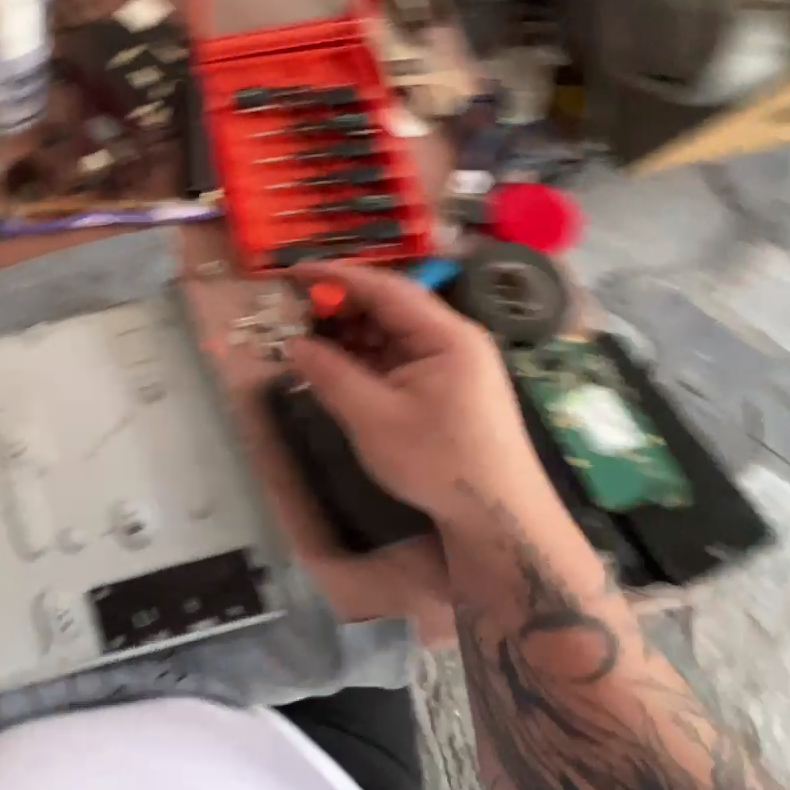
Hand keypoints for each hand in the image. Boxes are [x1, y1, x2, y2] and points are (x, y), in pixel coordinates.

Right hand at [284, 262, 548, 524]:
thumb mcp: (373, 416)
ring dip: (346, 335)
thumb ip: (329, 373)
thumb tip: (291, 344)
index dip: (336, 276)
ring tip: (306, 344)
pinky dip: (360, 357)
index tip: (293, 271)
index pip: (385, 288)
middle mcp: (450, 340)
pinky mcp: (441, 385)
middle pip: (386, 306)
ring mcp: (448, 363)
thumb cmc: (438, 462)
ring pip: (387, 332)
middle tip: (292, 316)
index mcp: (446, 336)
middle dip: (338, 307)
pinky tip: (333, 368)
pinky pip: (393, 356)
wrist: (497, 518)